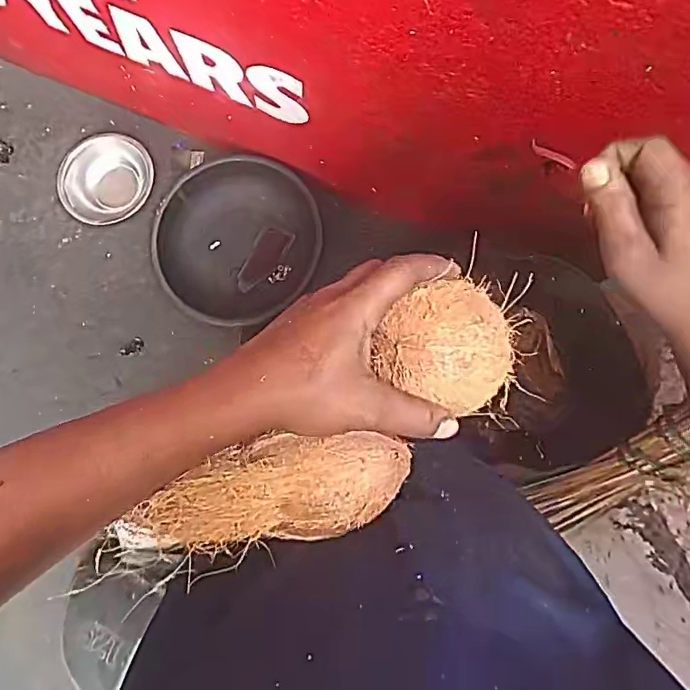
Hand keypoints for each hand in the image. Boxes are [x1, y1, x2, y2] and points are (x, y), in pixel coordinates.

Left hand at [221, 255, 461, 439]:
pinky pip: (333, 303)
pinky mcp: (295, 324)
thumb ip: (411, 416)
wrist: (241, 394)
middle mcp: (331, 300)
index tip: (448, 268)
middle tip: (426, 285)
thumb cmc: (293, 390)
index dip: (430, 265)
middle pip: (376, 269)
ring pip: (351, 284)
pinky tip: (354, 338)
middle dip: (406, 271)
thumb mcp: (365, 407)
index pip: (400, 270)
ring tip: (394, 310)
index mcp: (354, 308)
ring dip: (377, 287)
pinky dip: (354, 307)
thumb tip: (443, 424)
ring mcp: (310, 309)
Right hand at [580, 137, 689, 340]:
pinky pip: (666, 191)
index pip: (644, 145)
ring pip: (656, 173)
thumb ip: (610, 206)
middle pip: (650, 156)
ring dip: (627, 192)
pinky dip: (642, 204)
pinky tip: (634, 234)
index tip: (592, 191)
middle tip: (597, 212)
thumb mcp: (627, 253)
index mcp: (683, 191)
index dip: (611, 161)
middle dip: (616, 178)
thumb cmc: (670, 296)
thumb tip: (592, 168)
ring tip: (614, 226)